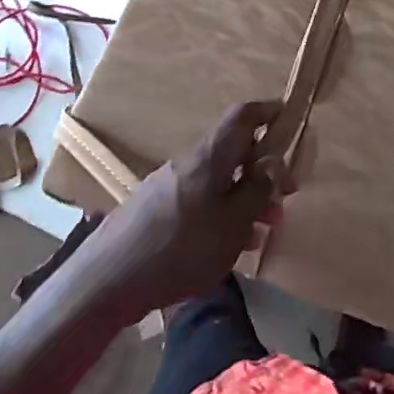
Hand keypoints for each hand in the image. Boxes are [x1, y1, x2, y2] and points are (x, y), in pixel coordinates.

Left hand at [76, 101, 283, 324]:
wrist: (106, 281)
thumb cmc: (181, 248)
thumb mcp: (233, 223)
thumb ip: (258, 190)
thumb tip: (272, 163)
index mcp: (210, 157)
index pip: (242, 116)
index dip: (267, 111)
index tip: (287, 118)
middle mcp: (189, 163)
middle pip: (232, 151)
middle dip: (262, 171)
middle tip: (283, 197)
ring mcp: (169, 186)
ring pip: (218, 180)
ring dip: (244, 197)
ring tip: (263, 229)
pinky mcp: (156, 210)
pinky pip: (200, 201)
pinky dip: (221, 214)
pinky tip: (229, 245)